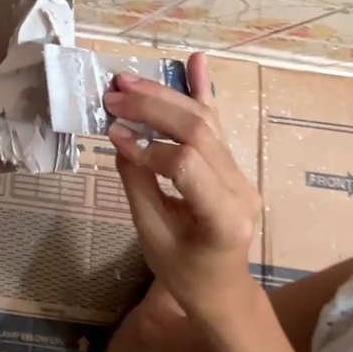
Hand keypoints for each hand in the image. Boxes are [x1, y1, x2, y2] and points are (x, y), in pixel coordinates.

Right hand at [105, 54, 260, 320]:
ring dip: (163, 95)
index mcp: (223, 217)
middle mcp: (240, 188)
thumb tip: (120, 137)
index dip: (148, 147)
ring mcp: (240, 173)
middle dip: (151, 108)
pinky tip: (196, 61)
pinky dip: (203, 89)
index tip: (112, 138)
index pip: (185, 165)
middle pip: (197, 131)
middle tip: (112, 96)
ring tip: (127, 81)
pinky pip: (217, 122)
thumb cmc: (184, 273)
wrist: (223, 290)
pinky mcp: (231, 164)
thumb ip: (138, 185)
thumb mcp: (151, 236)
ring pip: (204, 120)